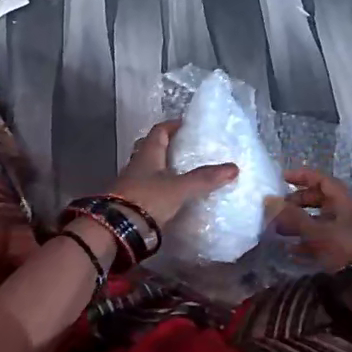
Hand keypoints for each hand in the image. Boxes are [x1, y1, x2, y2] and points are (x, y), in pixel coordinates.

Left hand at [107, 121, 238, 225]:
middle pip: (149, 148)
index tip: (184, 124)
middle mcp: (135, 164)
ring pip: (145, 168)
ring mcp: (128, 183)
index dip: (171, 125)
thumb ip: (204, 179)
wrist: (117, 227)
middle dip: (163, 146)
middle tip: (181, 148)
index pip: (159, 131)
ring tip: (178, 172)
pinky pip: (144, 187)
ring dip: (159, 168)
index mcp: (147, 154)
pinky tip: (166, 195)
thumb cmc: (148, 199)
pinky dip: (155, 186)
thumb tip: (233, 168)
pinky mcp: (127, 201)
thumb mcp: (180, 188)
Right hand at [271, 168, 351, 272]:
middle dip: (299, 203)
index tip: (282, 178)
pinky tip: (293, 251)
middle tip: (280, 209)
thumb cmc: (346, 251)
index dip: (303, 177)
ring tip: (280, 231)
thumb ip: (292, 216)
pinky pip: (327, 239)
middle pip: (323, 200)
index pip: (324, 181)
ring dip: (302, 224)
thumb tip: (269, 200)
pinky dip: (310, 241)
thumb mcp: (316, 232)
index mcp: (349, 203)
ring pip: (323, 221)